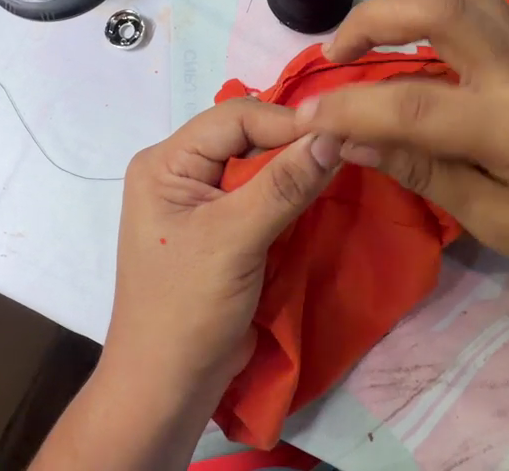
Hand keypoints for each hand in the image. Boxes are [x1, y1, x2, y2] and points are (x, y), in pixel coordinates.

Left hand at [102, 98, 342, 402]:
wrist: (165, 390)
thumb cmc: (188, 309)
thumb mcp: (236, 241)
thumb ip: (284, 185)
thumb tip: (331, 134)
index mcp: (164, 162)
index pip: (233, 119)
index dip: (286, 122)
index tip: (339, 132)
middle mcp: (178, 171)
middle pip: (244, 136)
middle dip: (291, 141)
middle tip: (344, 145)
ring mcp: (197, 200)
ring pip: (254, 164)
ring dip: (293, 166)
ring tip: (339, 162)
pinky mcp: (218, 227)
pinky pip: (257, 193)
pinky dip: (287, 192)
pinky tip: (317, 192)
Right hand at [302, 0, 508, 291]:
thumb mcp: (490, 222)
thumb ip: (418, 170)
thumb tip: (344, 138)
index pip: (416, 106)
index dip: (350, 109)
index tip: (304, 117)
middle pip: (444, 6)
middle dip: (374, 18)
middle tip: (334, 54)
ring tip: (362, 37)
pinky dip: (423, 0)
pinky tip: (402, 32)